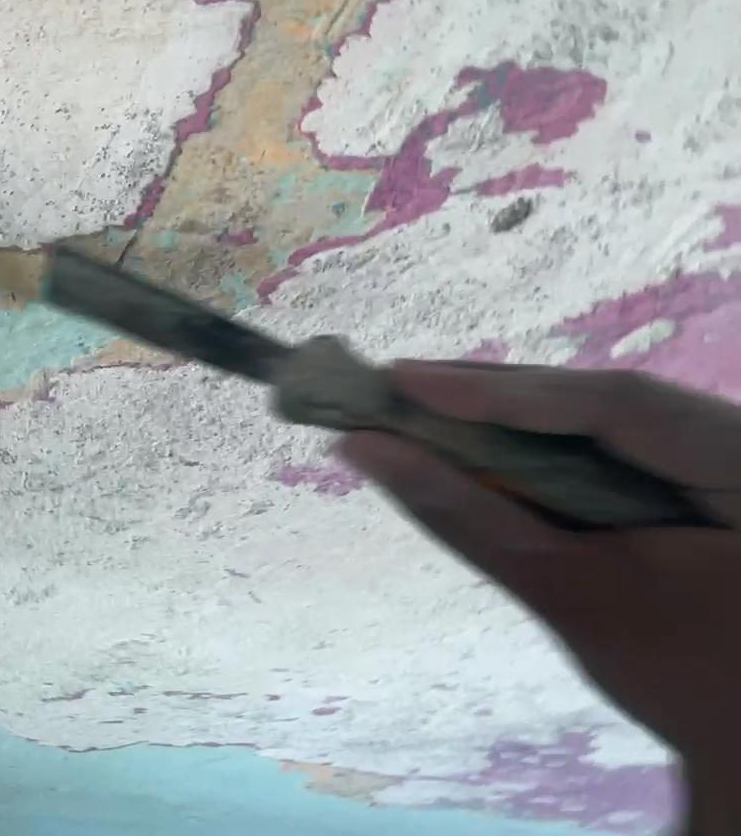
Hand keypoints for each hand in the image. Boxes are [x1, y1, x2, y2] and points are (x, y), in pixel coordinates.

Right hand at [340, 365, 740, 812]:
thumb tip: (356, 445)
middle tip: (394, 383)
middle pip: (613, 400)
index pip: (624, 407)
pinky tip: (476, 431)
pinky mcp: (708, 477)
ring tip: (418, 399)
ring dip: (508, 409)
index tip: (401, 380)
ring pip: (609, 414)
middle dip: (496, 392)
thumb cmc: (680, 680)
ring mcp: (731, 461)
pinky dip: (536, 436)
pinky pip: (614, 439)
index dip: (504, 391)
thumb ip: (462, 513)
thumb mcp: (564, 593)